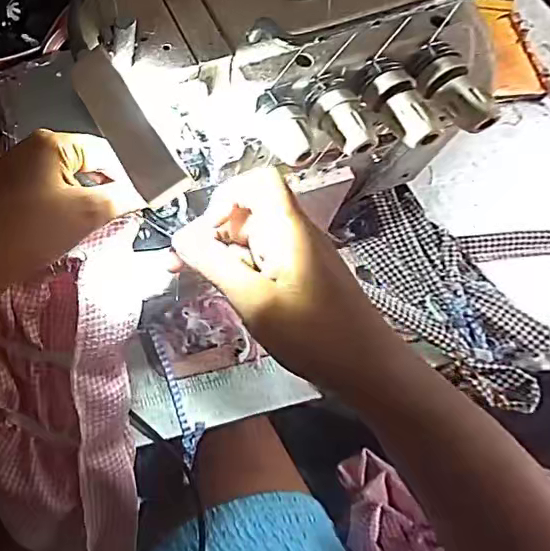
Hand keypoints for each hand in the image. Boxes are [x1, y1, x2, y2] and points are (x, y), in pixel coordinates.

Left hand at [0, 130, 143, 312]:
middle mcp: (23, 145)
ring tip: (70, 215)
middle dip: (92, 184)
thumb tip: (139, 191)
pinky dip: (29, 190)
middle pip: (74, 161)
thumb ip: (121, 198)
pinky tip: (32, 203)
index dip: (122, 176)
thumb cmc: (35, 232)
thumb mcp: (88, 214)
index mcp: (51, 143)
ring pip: (46, 171)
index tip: (132, 201)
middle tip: (105, 213)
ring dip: (62, 189)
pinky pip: (16, 180)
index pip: (102, 152)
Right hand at [171, 168, 415, 393]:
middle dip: (212, 233)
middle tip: (186, 263)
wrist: (368, 369)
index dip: (224, 197)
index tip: (205, 232)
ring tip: (206, 283)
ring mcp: (298, 255)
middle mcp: (295, 234)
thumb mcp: (254, 300)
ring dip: (223, 255)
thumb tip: (181, 238)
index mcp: (287, 229)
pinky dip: (240, 272)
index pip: (257, 181)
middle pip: (246, 211)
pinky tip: (233, 295)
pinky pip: (262, 260)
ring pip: (251, 238)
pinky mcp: (300, 276)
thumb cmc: (318, 337)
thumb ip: (213, 264)